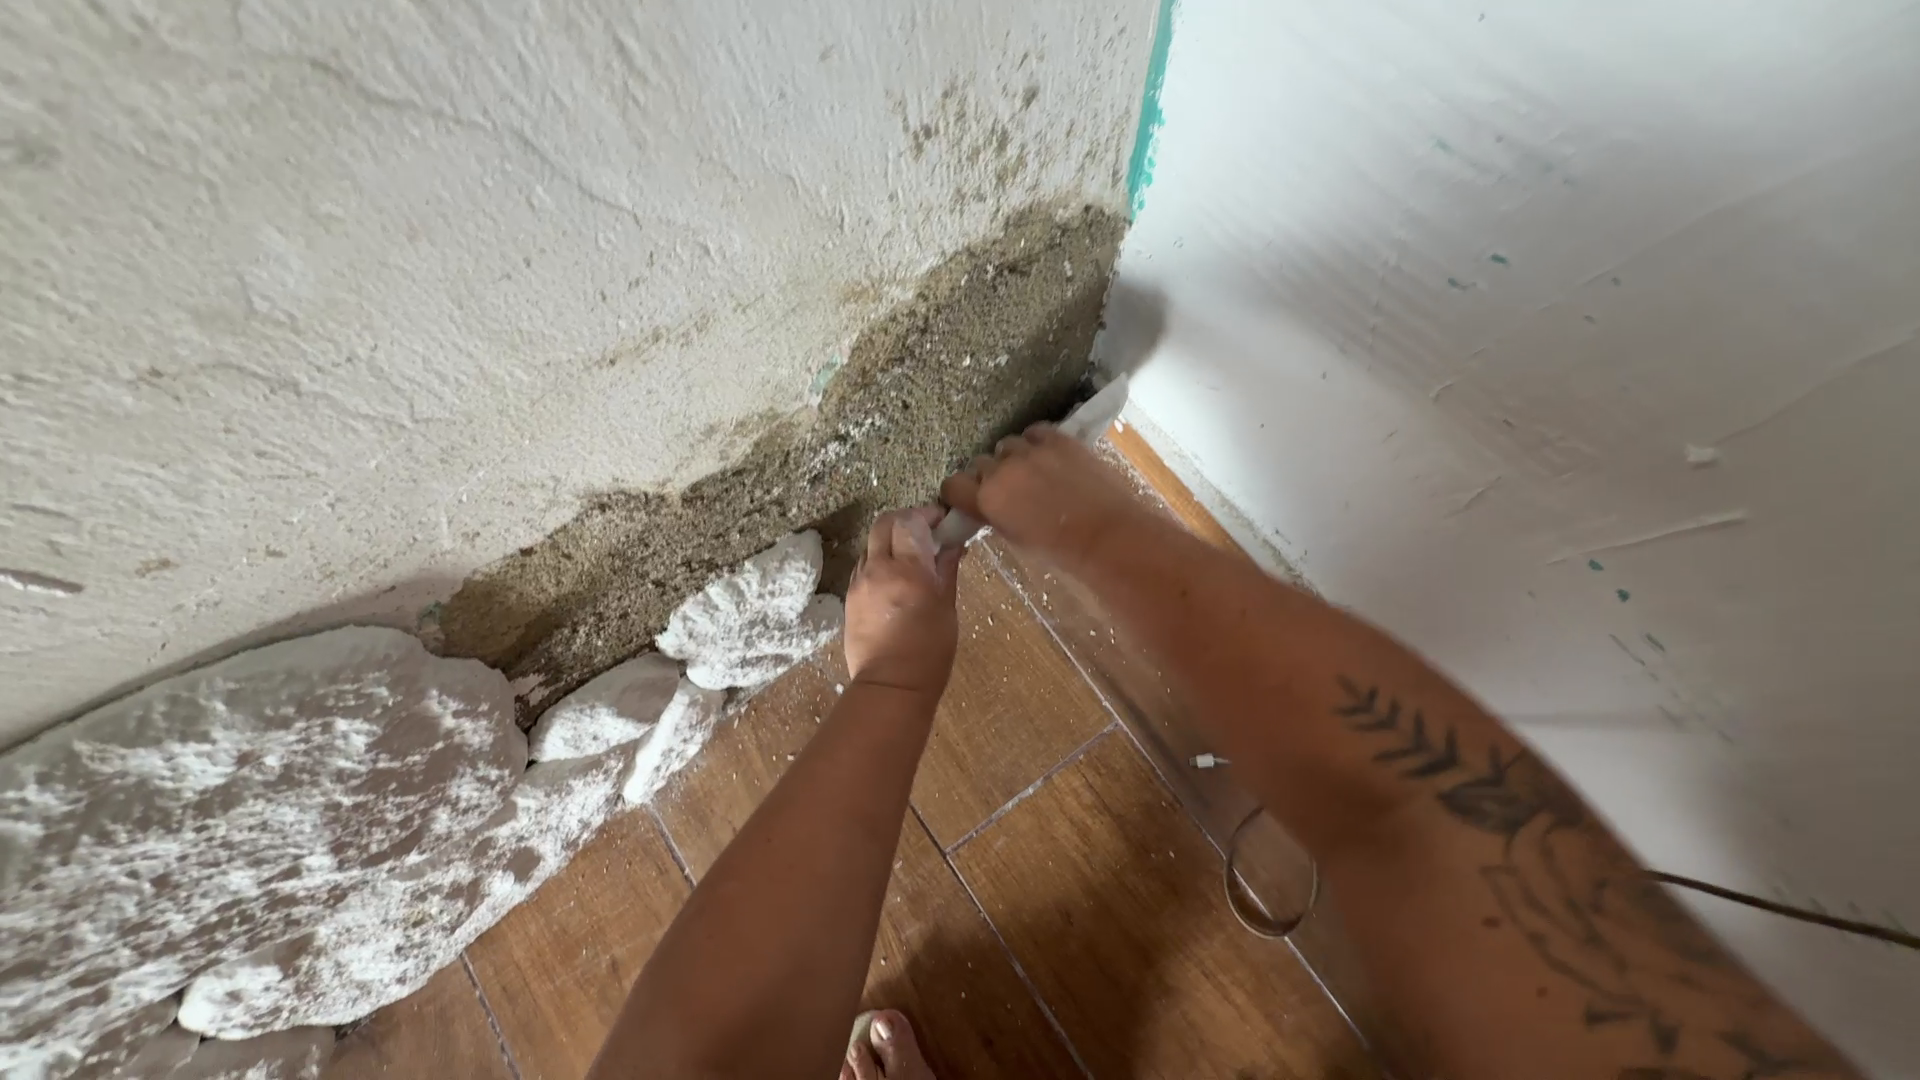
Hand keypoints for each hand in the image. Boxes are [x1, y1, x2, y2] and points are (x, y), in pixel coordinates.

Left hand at [844, 506, 962, 696]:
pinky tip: (893, 580)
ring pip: (871, 545)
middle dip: (904, 520)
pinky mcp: (849, 598)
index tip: (942, 521)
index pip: (910, 521)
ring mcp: (859, 583)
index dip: (926, 514)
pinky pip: (863, 567)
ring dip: (890, 542)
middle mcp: (878, 569)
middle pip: (884, 524)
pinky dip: (878, 562)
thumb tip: (953, 546)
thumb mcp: (947, 608)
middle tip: (925, 532)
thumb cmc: (930, 651)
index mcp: (908, 570)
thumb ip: (946, 570)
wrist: (891, 685)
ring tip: (910, 559)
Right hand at [939, 424, 1143, 566]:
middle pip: (981, 463)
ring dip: (1014, 457)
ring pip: (1007, 445)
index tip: (969, 496)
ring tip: (1034, 472)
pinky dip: (1037, 442)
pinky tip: (1049, 456)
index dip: (959, 491)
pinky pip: (1034, 432)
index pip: (953, 485)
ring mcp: (1030, 451)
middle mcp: (1001, 470)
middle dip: (990, 475)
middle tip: (1010, 490)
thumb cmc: (1061, 550)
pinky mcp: (1057, 438)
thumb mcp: (1016, 539)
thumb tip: (989, 505)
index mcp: (986, 500)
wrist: (1108, 535)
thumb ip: (995, 516)